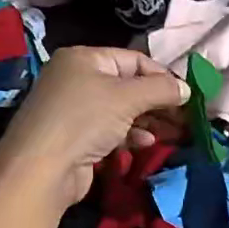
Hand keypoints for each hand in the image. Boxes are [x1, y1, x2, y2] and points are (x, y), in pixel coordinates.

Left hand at [0, 47, 188, 212]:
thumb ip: (160, 90)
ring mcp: (73, 110)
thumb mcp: (127, 98)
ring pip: (119, 111)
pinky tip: (146, 144)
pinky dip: (129, 135)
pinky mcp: (74, 138)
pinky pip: (109, 130)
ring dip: (146, 121)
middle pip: (126, 86)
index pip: (132, 60)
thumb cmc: (84, 120)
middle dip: (156, 101)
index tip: (186, 94)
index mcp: (83, 58)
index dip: (161, 76)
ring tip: (172, 133)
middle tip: (184, 117)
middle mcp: (75, 79)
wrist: (42, 169)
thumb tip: (186, 88)